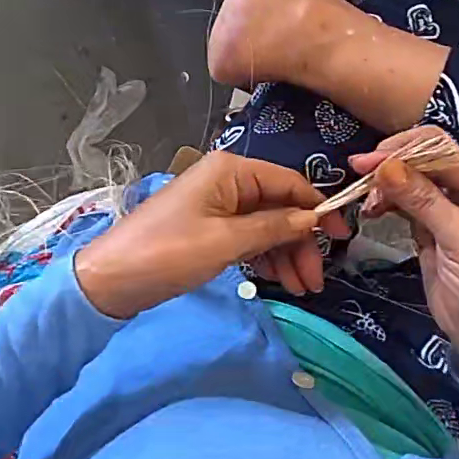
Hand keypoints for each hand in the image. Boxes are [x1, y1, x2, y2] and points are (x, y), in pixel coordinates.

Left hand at [73, 151, 350, 318]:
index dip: (318, 207)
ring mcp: (215, 204)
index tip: (344, 239)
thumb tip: (313, 218)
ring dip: (285, 253)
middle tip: (316, 281)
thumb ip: (273, 227)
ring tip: (301, 289)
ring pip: (265, 224)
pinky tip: (278, 280)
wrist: (113, 278)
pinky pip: (246, 236)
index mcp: (229, 170)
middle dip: (300, 240)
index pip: (287, 181)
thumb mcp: (226, 241)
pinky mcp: (207, 228)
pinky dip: (263, 256)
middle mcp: (224, 180)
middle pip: (278, 205)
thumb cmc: (168, 252)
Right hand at [351, 132, 458, 405]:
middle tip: (359, 179)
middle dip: (391, 167)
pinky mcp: (431, 226)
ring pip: (409, 179)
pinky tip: (373, 211)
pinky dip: (385, 201)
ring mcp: (452, 208)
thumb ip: (424, 201)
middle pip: (424, 160)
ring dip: (384, 186)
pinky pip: (403, 201)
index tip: (364, 164)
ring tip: (369, 205)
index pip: (443, 154)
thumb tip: (383, 165)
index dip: (403, 155)